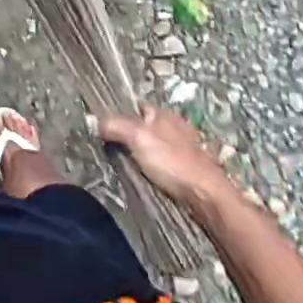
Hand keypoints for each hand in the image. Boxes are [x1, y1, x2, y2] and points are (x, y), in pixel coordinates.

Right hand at [99, 105, 236, 205]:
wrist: (207, 195)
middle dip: (131, 136)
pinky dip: (155, 168)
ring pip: (155, 146)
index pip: (137, 106)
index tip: (106, 129)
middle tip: (114, 150)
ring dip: (143, 154)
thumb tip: (94, 121)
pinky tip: (149, 178)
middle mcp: (175, 126)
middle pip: (145, 127)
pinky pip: (165, 163)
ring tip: (128, 167)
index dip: (121, 114)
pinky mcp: (189, 168)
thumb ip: (115, 125)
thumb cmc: (172, 162)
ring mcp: (185, 148)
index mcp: (164, 113)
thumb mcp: (137, 137)